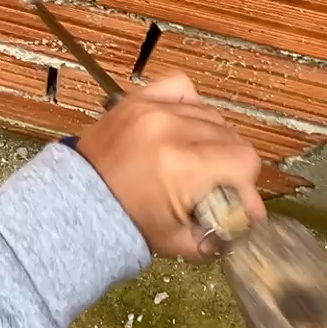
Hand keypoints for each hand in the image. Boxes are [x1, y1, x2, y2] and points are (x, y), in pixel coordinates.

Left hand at [72, 72, 265, 257]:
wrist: (76, 200)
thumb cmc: (127, 223)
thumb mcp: (179, 241)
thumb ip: (220, 234)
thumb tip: (248, 222)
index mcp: (183, 166)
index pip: (244, 160)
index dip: (249, 187)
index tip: (242, 207)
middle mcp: (171, 129)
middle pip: (231, 136)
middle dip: (232, 167)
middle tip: (220, 188)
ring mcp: (152, 108)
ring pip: (211, 114)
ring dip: (214, 139)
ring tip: (200, 160)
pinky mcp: (137, 98)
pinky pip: (181, 86)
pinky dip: (190, 104)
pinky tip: (186, 125)